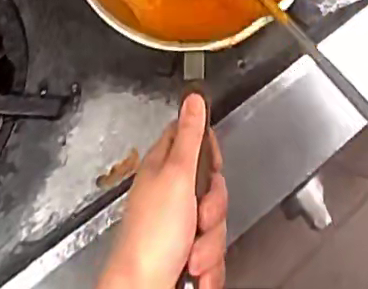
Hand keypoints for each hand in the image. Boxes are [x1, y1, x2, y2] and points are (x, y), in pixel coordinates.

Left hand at [98, 93, 227, 288]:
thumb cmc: (151, 238)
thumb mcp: (176, 175)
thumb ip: (190, 135)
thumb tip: (192, 97)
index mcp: (163, 168)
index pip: (192, 138)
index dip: (208, 150)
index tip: (211, 168)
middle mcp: (170, 195)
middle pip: (212, 184)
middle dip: (214, 207)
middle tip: (200, 217)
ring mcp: (178, 227)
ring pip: (216, 221)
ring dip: (211, 243)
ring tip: (191, 256)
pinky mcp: (186, 256)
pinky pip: (213, 253)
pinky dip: (209, 268)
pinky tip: (195, 274)